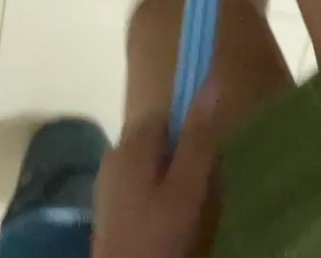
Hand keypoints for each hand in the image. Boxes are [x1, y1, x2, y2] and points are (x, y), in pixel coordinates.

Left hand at [91, 95, 222, 257]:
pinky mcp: (109, 208)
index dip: (192, 134)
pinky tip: (170, 228)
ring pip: (153, 169)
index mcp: (132, 142)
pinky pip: (142, 191)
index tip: (207, 163)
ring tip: (189, 215)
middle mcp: (116, 153)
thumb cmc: (157, 236)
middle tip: (202, 194)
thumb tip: (211, 85)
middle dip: (185, 162)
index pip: (168, 115)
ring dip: (175, 185)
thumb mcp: (187, 187)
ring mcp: (109, 182)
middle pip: (161, 142)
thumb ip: (199, 138)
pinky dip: (159, 202)